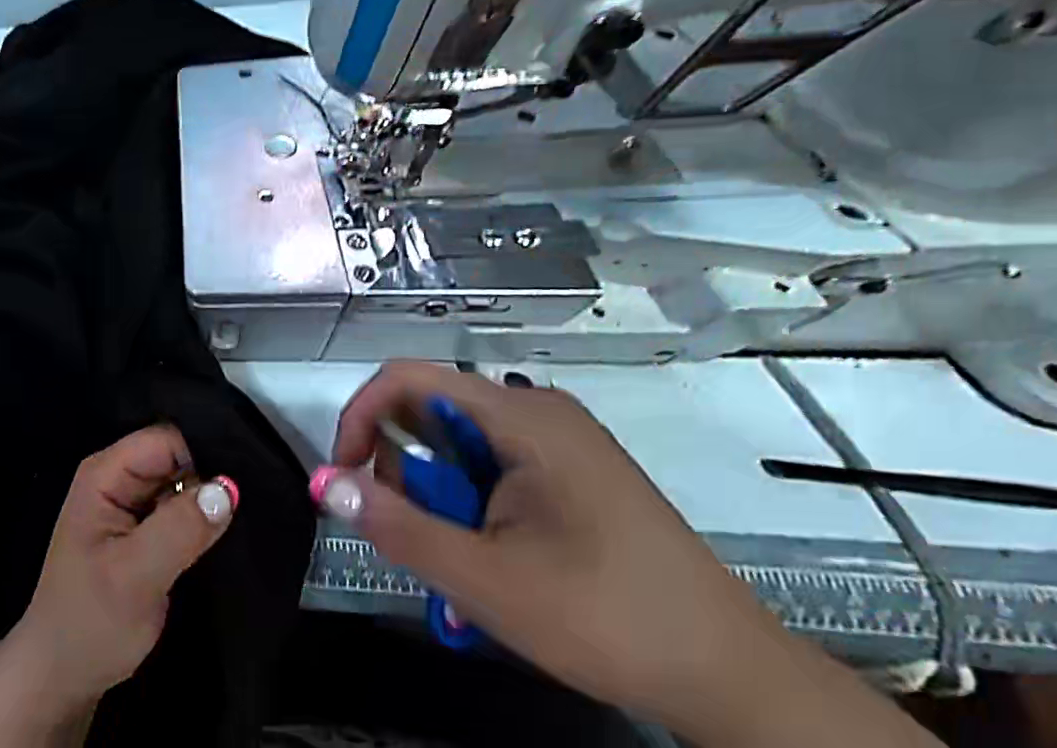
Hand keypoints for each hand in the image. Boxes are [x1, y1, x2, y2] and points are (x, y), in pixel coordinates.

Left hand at [7, 425, 238, 701]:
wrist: (63, 678)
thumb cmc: (88, 624)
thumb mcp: (134, 576)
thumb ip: (179, 529)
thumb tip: (229, 488)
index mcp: (105, 473)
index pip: (166, 439)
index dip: (206, 450)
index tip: (247, 475)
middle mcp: (119, 478)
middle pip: (179, 455)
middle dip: (214, 473)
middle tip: (258, 497)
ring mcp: (133, 504)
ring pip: (186, 481)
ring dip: (213, 498)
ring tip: (253, 512)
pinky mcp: (148, 530)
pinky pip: (184, 508)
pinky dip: (206, 518)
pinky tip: (233, 528)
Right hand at [318, 361, 940, 747]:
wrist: (732, 676)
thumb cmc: (605, 618)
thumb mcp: (483, 578)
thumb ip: (394, 525)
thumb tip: (324, 483)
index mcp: (520, 415)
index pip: (405, 378)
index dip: (359, 417)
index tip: (346, 480)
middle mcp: (538, 410)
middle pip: (431, 411)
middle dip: (403, 469)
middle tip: (411, 534)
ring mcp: (559, 439)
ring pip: (458, 442)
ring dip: (436, 493)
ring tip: (458, 556)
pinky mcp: (571, 469)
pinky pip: (491, 463)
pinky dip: (468, 501)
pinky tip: (490, 553)